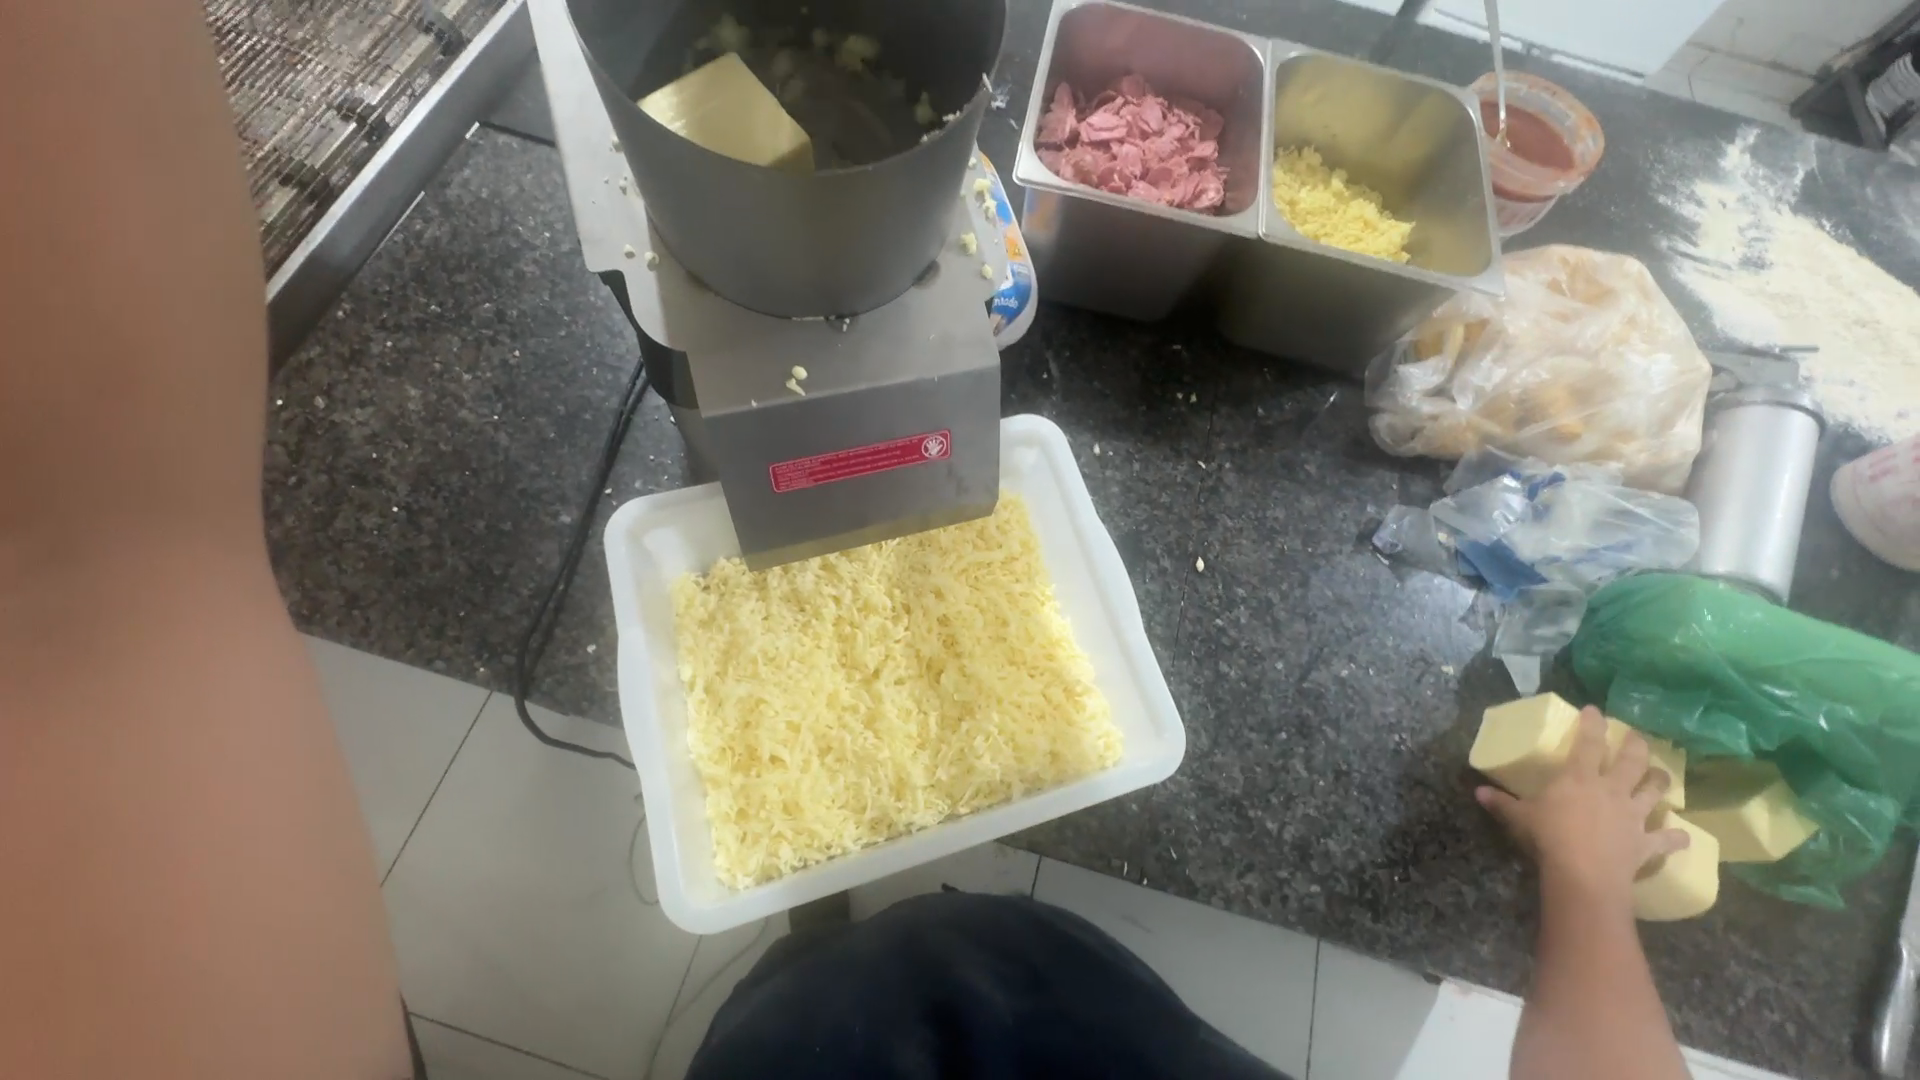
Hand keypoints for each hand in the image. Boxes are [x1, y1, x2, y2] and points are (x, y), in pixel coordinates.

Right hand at [1475, 706, 1689, 913]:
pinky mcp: (1646, 842)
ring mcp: (1633, 815)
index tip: (1594, 710)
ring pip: (1654, 791)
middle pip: (1631, 762)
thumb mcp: (1519, 816)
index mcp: (1579, 778)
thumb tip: (1478, 792)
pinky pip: (1667, 839)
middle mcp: (1611, 790)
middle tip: (1638, 737)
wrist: (1584, 873)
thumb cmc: (1548, 836)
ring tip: (1662, 773)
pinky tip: (1683, 837)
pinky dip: (1676, 838)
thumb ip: (1501, 802)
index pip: (1588, 743)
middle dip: (1636, 746)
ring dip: (1659, 781)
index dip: (1592, 724)